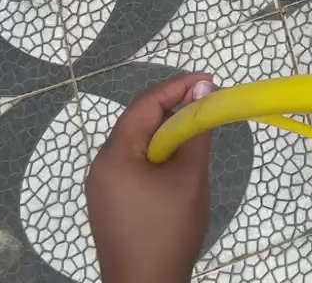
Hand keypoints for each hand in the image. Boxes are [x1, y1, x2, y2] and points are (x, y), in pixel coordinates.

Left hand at [86, 74, 215, 282]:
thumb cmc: (168, 229)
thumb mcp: (190, 174)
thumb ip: (196, 128)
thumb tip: (203, 89)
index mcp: (115, 156)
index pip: (145, 104)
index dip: (178, 87)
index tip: (209, 82)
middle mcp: (101, 167)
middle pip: (139, 121)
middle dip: (174, 107)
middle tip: (208, 103)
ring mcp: (103, 188)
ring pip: (139, 143)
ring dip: (168, 131)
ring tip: (199, 130)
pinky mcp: (111, 204)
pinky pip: (135, 164)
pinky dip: (159, 154)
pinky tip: (181, 161)